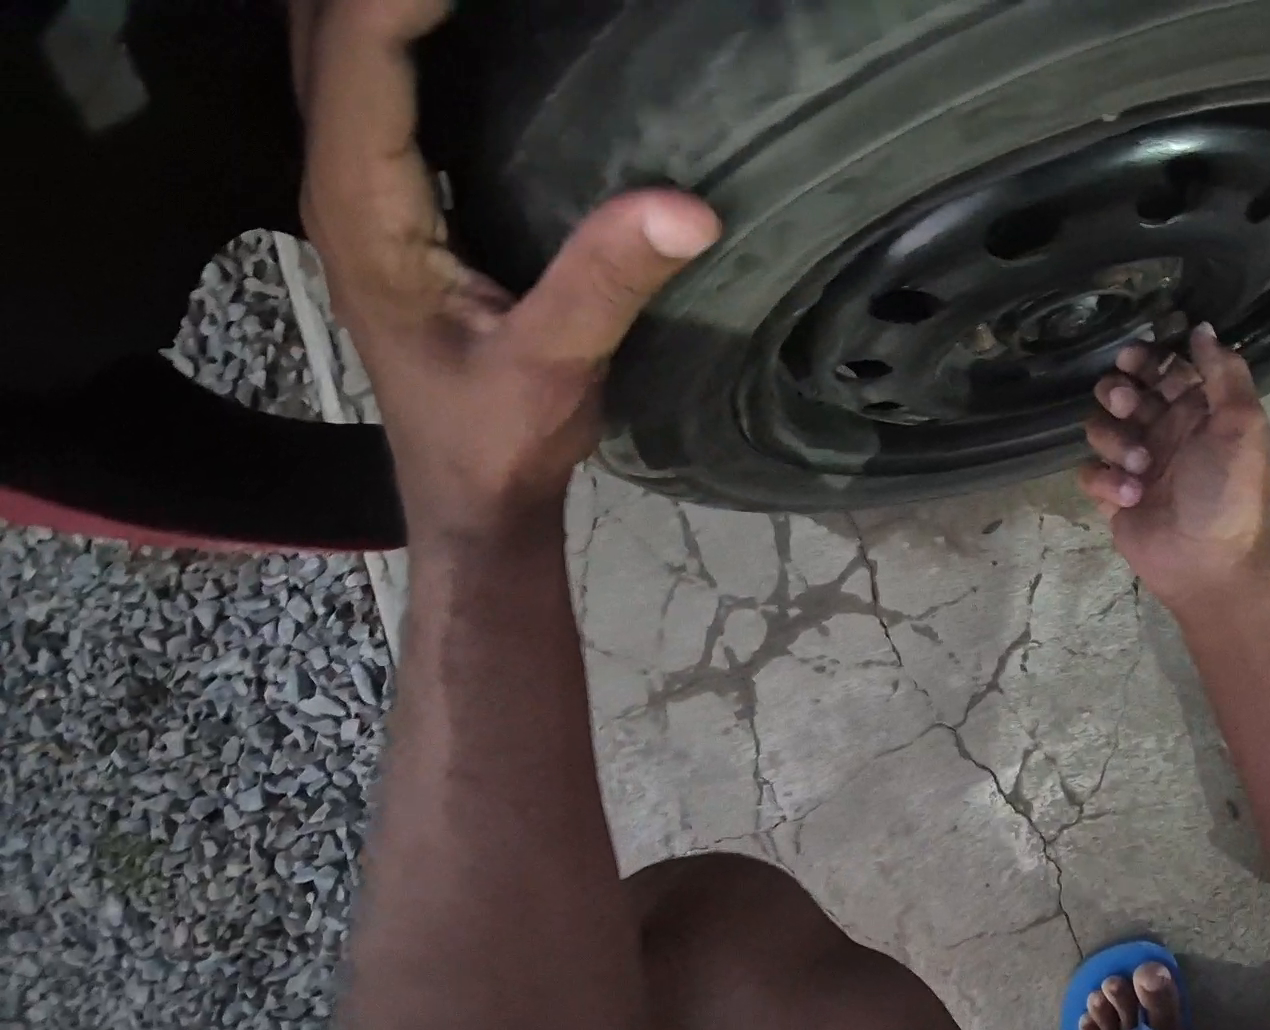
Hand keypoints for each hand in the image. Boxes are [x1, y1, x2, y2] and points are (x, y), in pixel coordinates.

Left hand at [296, 0, 720, 542]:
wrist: (472, 494)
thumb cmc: (499, 436)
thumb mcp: (557, 362)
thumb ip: (608, 281)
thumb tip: (692, 210)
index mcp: (363, 211)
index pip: (362, 55)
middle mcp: (342, 190)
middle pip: (330, 37)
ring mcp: (362, 203)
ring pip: (346, 62)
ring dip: (388, 11)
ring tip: (466, 2)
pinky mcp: (396, 219)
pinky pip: (382, 101)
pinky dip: (409, 51)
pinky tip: (466, 44)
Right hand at [1079, 325, 1269, 612]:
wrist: (1206, 564)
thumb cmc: (1227, 492)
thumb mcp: (1242, 425)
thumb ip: (1224, 372)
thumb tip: (1201, 327)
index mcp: (1198, 412)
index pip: (1164, 369)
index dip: (1145, 359)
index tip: (1131, 360)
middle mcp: (1164, 432)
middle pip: (1123, 392)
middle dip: (1119, 393)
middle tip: (1130, 407)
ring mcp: (1135, 464)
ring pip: (1101, 429)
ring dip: (1116, 442)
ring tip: (1141, 468)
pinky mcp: (1112, 495)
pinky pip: (1091, 472)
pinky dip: (1106, 481)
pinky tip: (1131, 498)